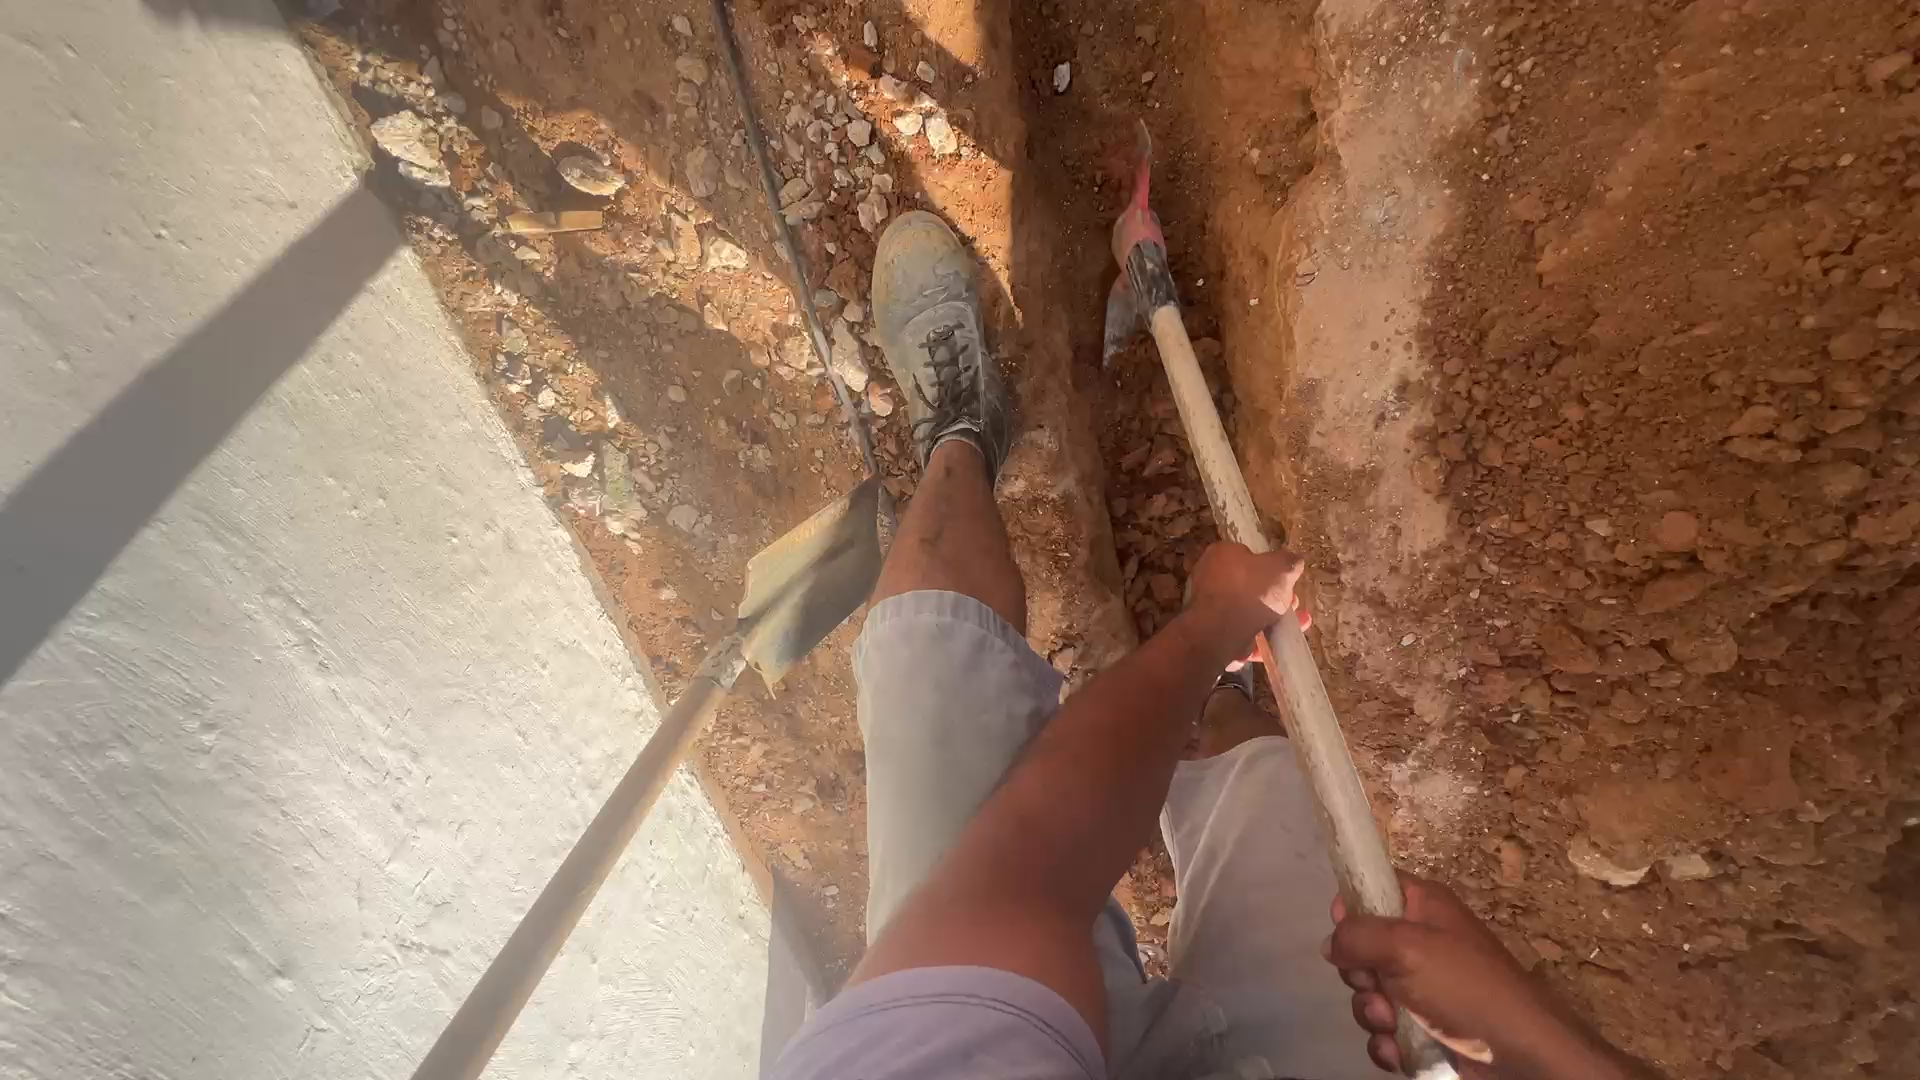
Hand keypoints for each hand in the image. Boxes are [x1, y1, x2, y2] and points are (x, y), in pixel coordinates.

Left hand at [1184, 542, 1307, 648]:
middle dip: (1275, 598)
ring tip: (1292, 628)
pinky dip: (1254, 640)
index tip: (1288, 581)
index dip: (1271, 568)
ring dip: (1271, 621)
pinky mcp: (1209, 631)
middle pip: (1249, 586)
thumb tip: (1293, 560)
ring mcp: (1207, 606)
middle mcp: (1209, 577)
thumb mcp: (1280, 567)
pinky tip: (1270, 646)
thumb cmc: (1251, 590)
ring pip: (1245, 612)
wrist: (1222, 630)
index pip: (1248, 556)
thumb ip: (1288, 562)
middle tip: (1293, 605)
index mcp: (1221, 554)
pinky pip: (1237, 633)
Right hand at [1326, 877, 1651, 1079]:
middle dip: (1359, 973)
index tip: (1347, 931)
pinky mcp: (1426, 1030)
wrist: (1530, 1064)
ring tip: (1391, 1025)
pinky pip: (1384, 1029)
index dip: (1351, 908)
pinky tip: (1396, 1052)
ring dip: (1370, 1011)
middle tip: (1377, 986)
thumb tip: (1331, 946)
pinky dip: (1384, 1041)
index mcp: (1422, 906)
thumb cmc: (1469, 988)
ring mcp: (1424, 989)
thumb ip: (1356, 935)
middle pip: (1361, 945)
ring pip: (1369, 991)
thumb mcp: (1405, 946)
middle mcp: (1420, 943)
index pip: (1371, 887)